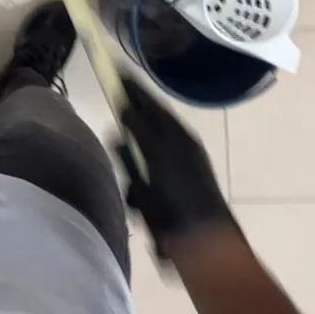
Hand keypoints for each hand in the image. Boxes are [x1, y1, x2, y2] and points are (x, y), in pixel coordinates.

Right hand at [115, 77, 232, 250]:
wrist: (201, 242)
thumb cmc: (183, 190)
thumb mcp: (157, 151)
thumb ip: (138, 125)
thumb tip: (123, 103)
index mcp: (177, 134)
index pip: (150, 102)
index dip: (133, 87)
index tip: (113, 70)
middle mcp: (171, 150)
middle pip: (137, 131)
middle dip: (128, 140)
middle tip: (124, 144)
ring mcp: (164, 175)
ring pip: (131, 159)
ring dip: (131, 172)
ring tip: (142, 188)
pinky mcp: (156, 198)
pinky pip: (134, 185)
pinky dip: (137, 194)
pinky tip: (145, 206)